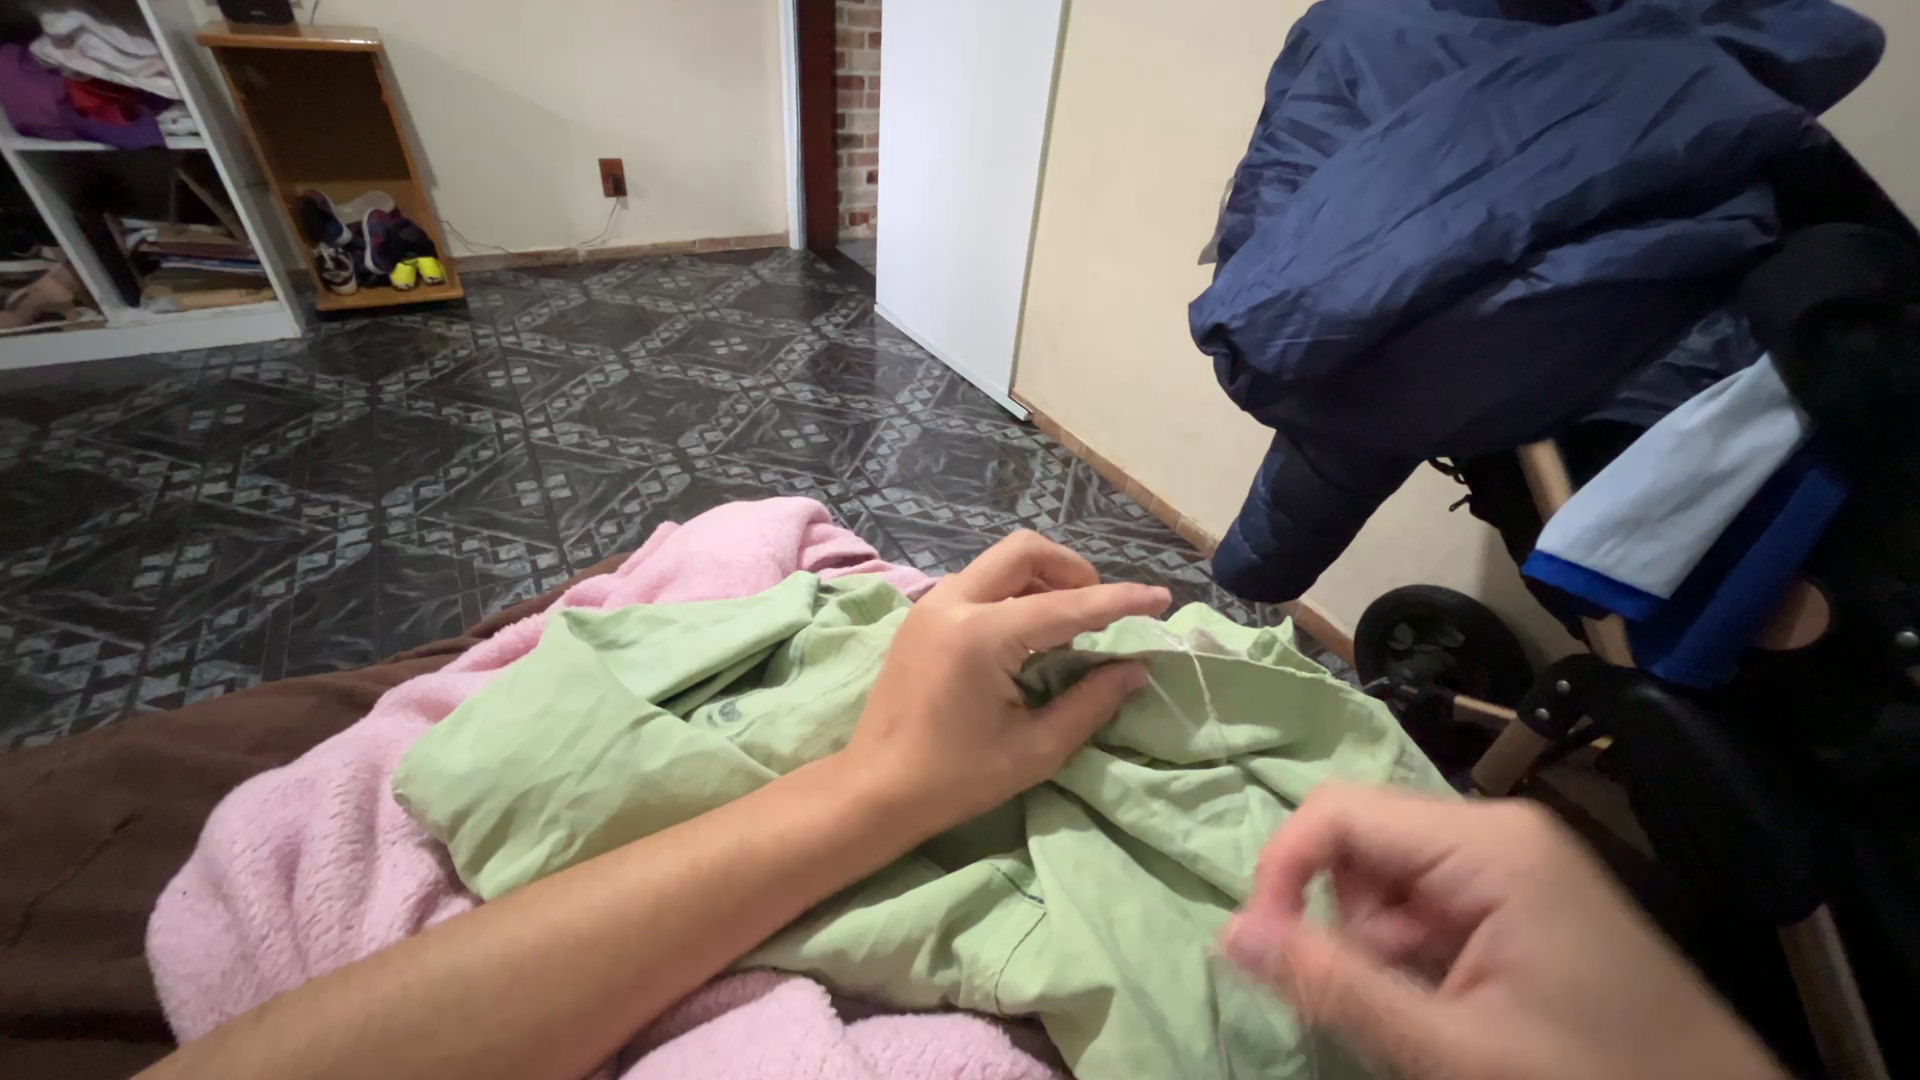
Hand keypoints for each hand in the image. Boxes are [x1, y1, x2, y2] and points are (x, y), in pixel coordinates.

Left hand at [841, 530, 1170, 839]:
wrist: (874, 788)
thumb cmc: (955, 778)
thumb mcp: (1035, 749)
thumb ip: (1091, 702)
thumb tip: (1135, 669)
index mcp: (980, 635)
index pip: (1066, 605)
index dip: (1119, 601)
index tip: (1160, 598)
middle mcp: (952, 603)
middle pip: (1024, 551)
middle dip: (1072, 569)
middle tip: (1098, 611)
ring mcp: (931, 604)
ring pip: (999, 562)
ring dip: (1041, 578)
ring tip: (1067, 624)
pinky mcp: (922, 615)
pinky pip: (979, 582)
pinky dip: (1013, 592)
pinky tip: (1026, 633)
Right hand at [1222, 784, 1788, 1079]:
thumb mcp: (1454, 1054)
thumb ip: (1333, 986)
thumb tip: (1227, 934)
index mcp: (1486, 842)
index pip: (1337, 812)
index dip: (1283, 870)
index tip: (1268, 951)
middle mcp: (1496, 828)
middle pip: (1361, 840)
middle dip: (1345, 918)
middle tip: (1377, 1000)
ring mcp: (1513, 856)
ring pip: (1386, 872)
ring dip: (1377, 940)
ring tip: (1427, 1012)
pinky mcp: (1522, 888)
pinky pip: (1426, 894)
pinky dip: (1412, 947)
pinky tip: (1452, 1001)